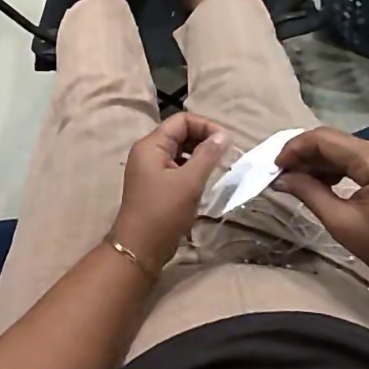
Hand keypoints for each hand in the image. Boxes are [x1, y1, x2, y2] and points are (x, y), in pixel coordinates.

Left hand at [110, 113, 227, 273]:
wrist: (140, 247)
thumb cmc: (163, 211)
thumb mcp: (189, 181)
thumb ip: (207, 155)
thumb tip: (224, 135)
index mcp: (150, 145)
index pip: (181, 121)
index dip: (206, 126)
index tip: (228, 142)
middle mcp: (148, 152)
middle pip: (180, 133)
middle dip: (204, 140)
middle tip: (227, 156)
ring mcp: (150, 169)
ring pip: (179, 151)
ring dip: (200, 155)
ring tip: (220, 168)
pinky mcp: (155, 184)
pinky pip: (177, 167)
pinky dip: (192, 169)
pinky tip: (206, 180)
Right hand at [272, 127, 368, 295]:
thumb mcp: (344, 225)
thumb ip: (310, 193)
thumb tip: (282, 178)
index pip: (326, 139)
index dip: (294, 149)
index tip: (274, 169)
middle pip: (338, 141)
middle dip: (306, 156)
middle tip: (282, 177)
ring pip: (349, 149)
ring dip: (322, 162)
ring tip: (299, 182)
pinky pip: (364, 158)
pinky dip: (341, 167)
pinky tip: (326, 183)